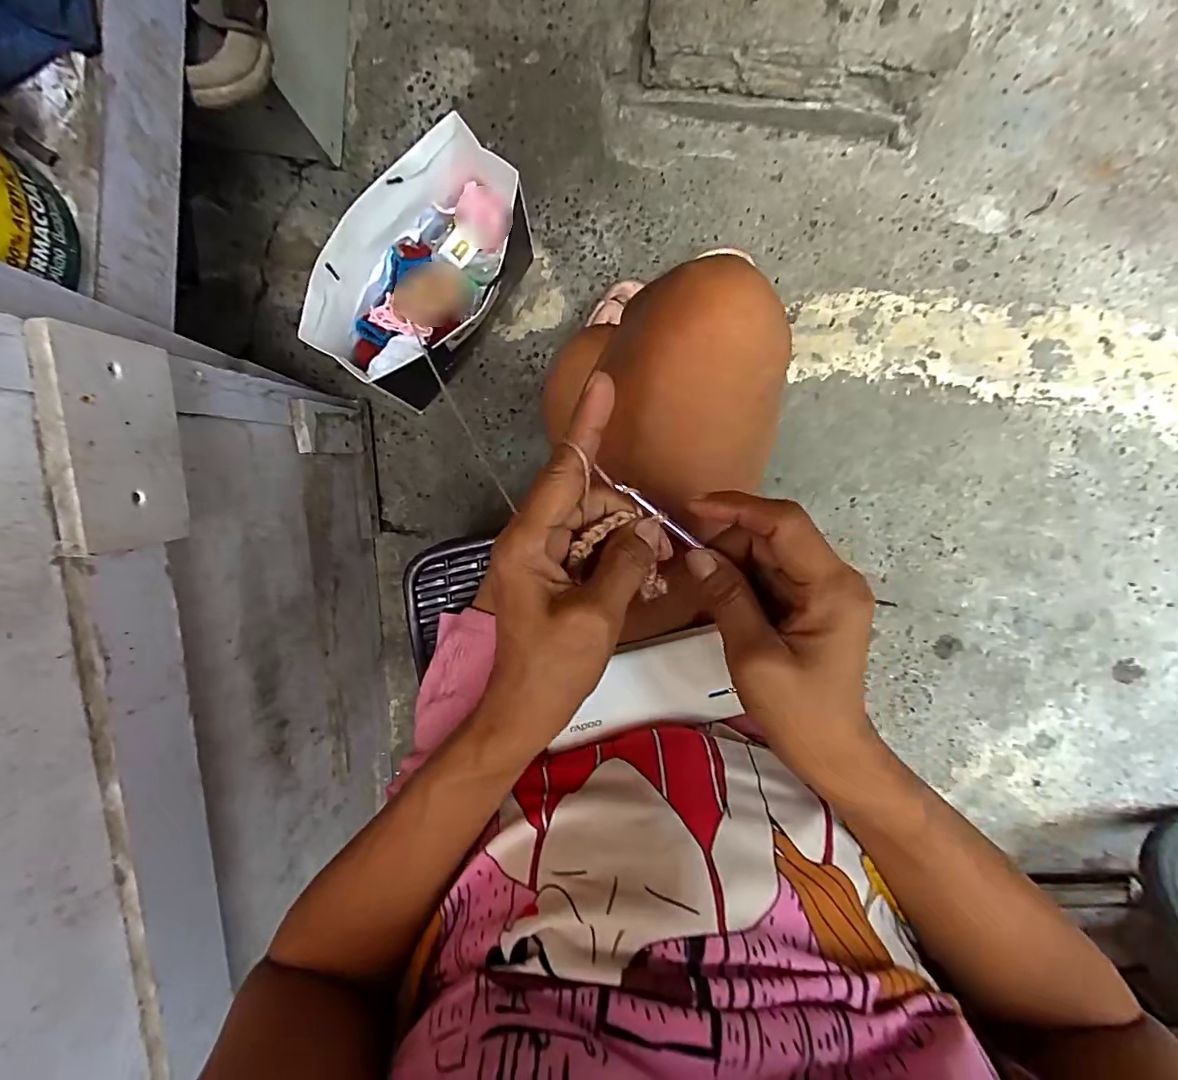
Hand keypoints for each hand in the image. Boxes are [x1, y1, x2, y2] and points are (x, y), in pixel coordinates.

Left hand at [476, 372, 669, 740]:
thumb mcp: (597, 618)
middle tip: (657, 554)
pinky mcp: (550, 572)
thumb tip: (647, 530)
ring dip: (624, 541)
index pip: (564, 471)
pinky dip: (615, 558)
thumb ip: (625, 564)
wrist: (520, 712)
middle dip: (624, 515)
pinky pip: (588, 548)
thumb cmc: (551, 670)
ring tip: (649, 578)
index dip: (587, 425)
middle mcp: (529, 539)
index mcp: (528, 542)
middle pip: (586, 498)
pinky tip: (638, 583)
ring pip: (591, 523)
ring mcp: (539, 555)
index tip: (602, 382)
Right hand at [682, 492, 882, 784]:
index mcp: (831, 588)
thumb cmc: (798, 711)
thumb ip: (727, 598)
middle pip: (774, 535)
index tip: (692, 508)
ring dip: (729, 558)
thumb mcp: (753, 655)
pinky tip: (714, 591)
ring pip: (768, 552)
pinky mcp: (809, 604)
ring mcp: (823, 591)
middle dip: (726, 539)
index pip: (785, 524)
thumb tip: (697, 554)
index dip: (737, 507)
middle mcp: (833, 579)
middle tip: (685, 561)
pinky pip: (769, 574)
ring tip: (695, 580)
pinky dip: (738, 577)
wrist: (831, 752)